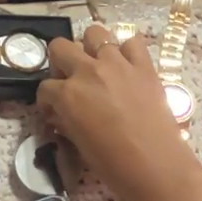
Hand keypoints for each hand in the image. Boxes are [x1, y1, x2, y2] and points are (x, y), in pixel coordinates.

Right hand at [37, 26, 201, 200]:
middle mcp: (88, 71)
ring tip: (96, 65)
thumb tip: (60, 114)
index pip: (45, 87)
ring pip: (94, 33)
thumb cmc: (113, 164)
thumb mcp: (78, 144)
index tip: (54, 110)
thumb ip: (66, 120)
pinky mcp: (144, 65)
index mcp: (67, 94)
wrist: (156, 167)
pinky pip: (131, 42)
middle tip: (70, 80)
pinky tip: (125, 65)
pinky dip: (126, 50)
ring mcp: (117, 64)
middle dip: (60, 62)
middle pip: (60, 47)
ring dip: (90, 47)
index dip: (47, 100)